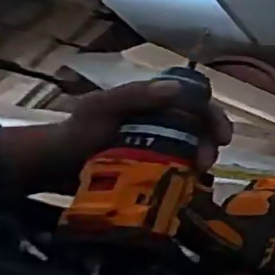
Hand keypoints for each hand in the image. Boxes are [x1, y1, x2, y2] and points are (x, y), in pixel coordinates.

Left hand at [0, 80, 233, 193]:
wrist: (50, 167)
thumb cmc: (75, 131)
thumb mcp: (99, 107)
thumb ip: (134, 96)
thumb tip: (179, 90)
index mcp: (156, 101)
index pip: (198, 101)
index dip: (215, 116)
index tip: (223, 137)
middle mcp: (165, 120)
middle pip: (202, 127)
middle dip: (211, 143)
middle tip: (207, 163)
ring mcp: (161, 144)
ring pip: (196, 148)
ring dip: (202, 160)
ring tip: (195, 175)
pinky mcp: (156, 167)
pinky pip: (182, 168)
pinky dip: (190, 175)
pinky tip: (187, 185)